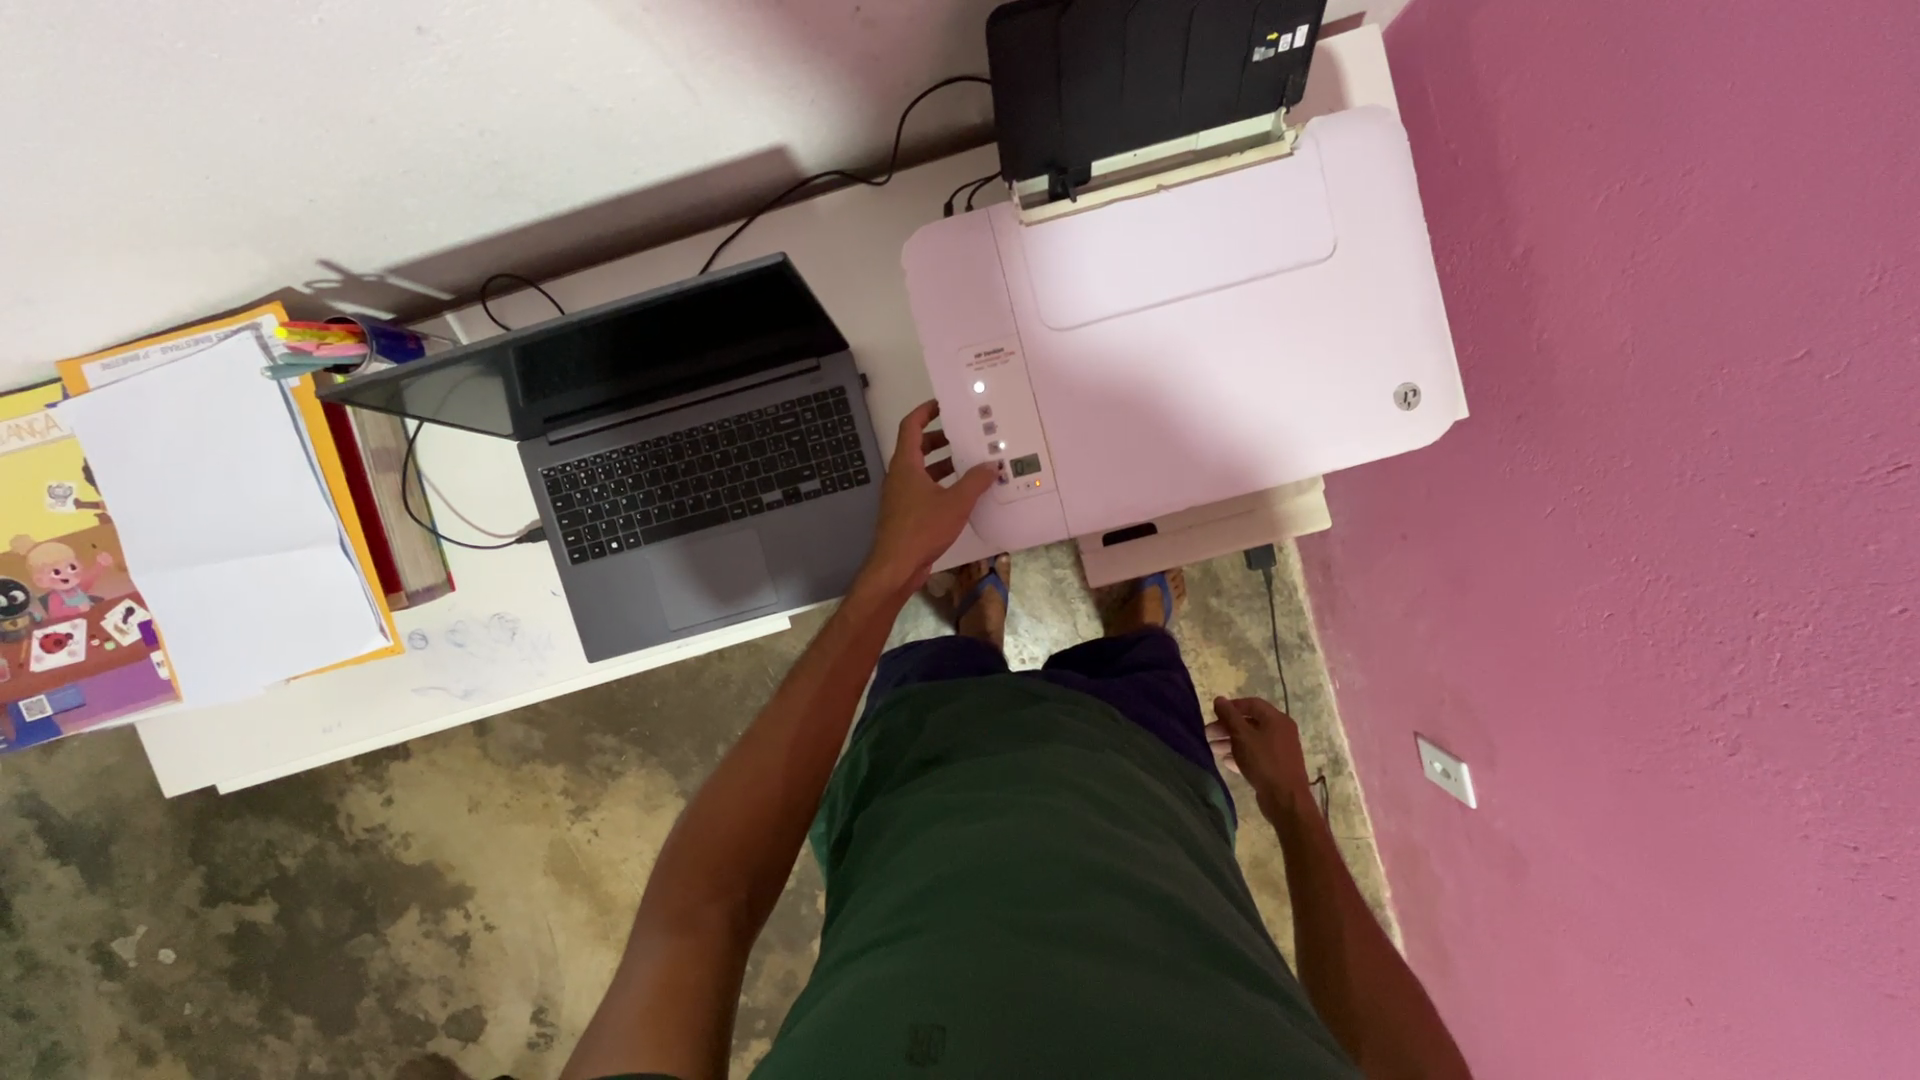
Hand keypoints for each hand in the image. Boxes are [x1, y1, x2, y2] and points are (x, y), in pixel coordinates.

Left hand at [861, 400, 997, 593]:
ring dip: (942, 464)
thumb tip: (991, 465)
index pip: (910, 426)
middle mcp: (900, 476)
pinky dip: (941, 485)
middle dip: (939, 439)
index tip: (942, 404)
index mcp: (906, 464)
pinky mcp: (906, 514)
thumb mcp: (956, 502)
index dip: (925, 411)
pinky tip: (961, 494)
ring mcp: (901, 496)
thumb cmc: (923, 528)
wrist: (897, 566)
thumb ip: (975, 481)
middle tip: (963, 436)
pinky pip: (924, 489)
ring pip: (921, 470)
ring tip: (969, 463)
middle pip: (917, 447)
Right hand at [1209, 696, 1315, 821]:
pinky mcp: (1276, 766)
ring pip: (1251, 740)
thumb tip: (1219, 699)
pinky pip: (1256, 755)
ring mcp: (1280, 750)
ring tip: (1213, 749)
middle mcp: (1281, 731)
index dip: (1231, 707)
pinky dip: (1241, 755)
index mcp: (1276, 719)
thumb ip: (1229, 716)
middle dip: (1227, 727)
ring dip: (1231, 742)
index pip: (1251, 704)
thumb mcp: (1242, 736)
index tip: (1213, 714)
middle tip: (1208, 734)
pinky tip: (1226, 762)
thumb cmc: (1264, 761)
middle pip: (1250, 723)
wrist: (1285, 799)